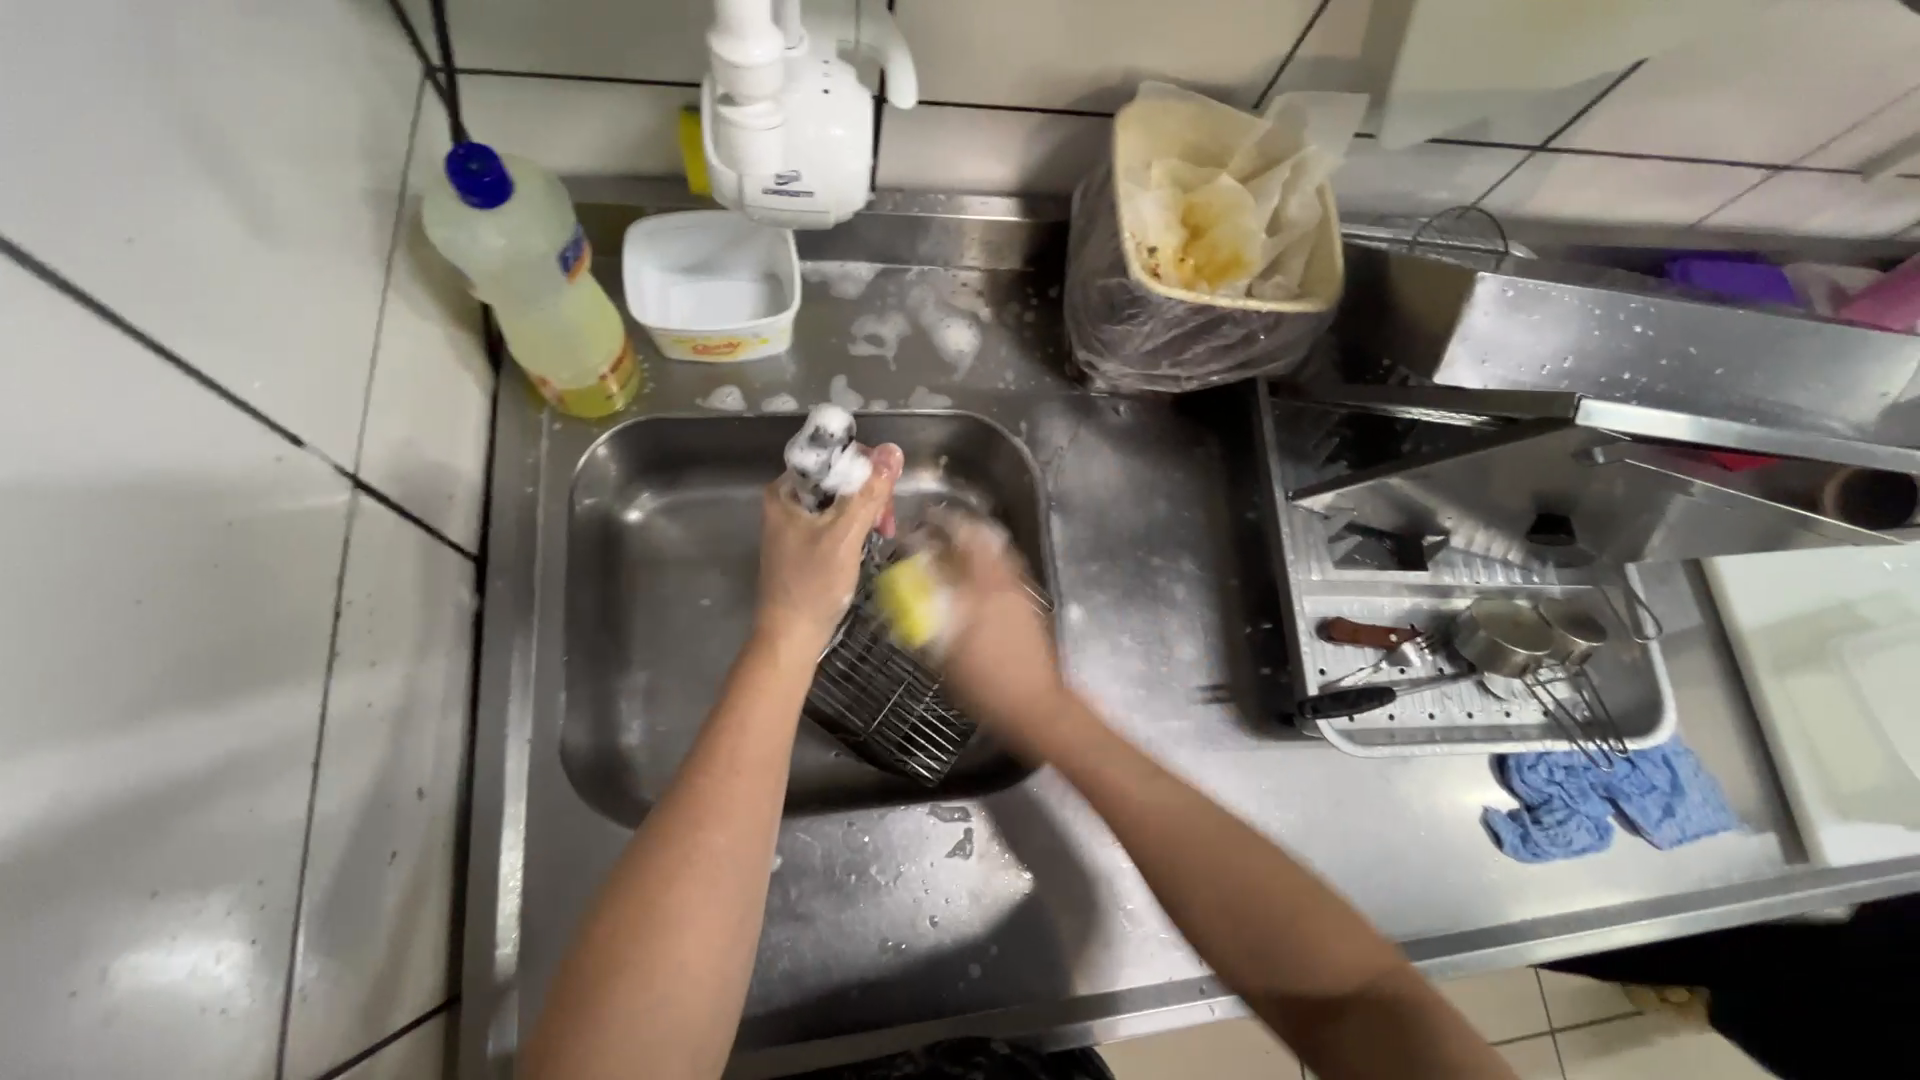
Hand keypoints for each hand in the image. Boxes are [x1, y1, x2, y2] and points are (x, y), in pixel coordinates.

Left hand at [755, 443, 902, 651]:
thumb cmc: (813, 585)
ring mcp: (796, 522)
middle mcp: (787, 500)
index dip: (864, 466)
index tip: (885, 491)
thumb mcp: (845, 535)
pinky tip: (868, 541)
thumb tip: (892, 451)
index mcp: (786, 490)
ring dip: (866, 511)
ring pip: (841, 499)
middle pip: (839, 477)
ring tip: (883, 531)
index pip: (832, 456)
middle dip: (869, 493)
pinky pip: (837, 519)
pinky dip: (856, 526)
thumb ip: (868, 493)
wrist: (791, 635)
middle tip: (886, 520)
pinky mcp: (805, 541)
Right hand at [929, 512, 1070, 755]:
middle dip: (956, 526)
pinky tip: (981, 568)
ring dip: (976, 538)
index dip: (928, 537)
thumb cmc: (985, 690)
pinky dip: (992, 557)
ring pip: (998, 549)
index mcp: (975, 597)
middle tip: (937, 523)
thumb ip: (929, 627)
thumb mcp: (945, 660)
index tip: (914, 531)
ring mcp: (1019, 592)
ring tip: (958, 538)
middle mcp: (1000, 586)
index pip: (948, 552)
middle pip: (980, 538)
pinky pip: (1009, 566)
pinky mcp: (1030, 602)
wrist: (1035, 705)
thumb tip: (914, 604)